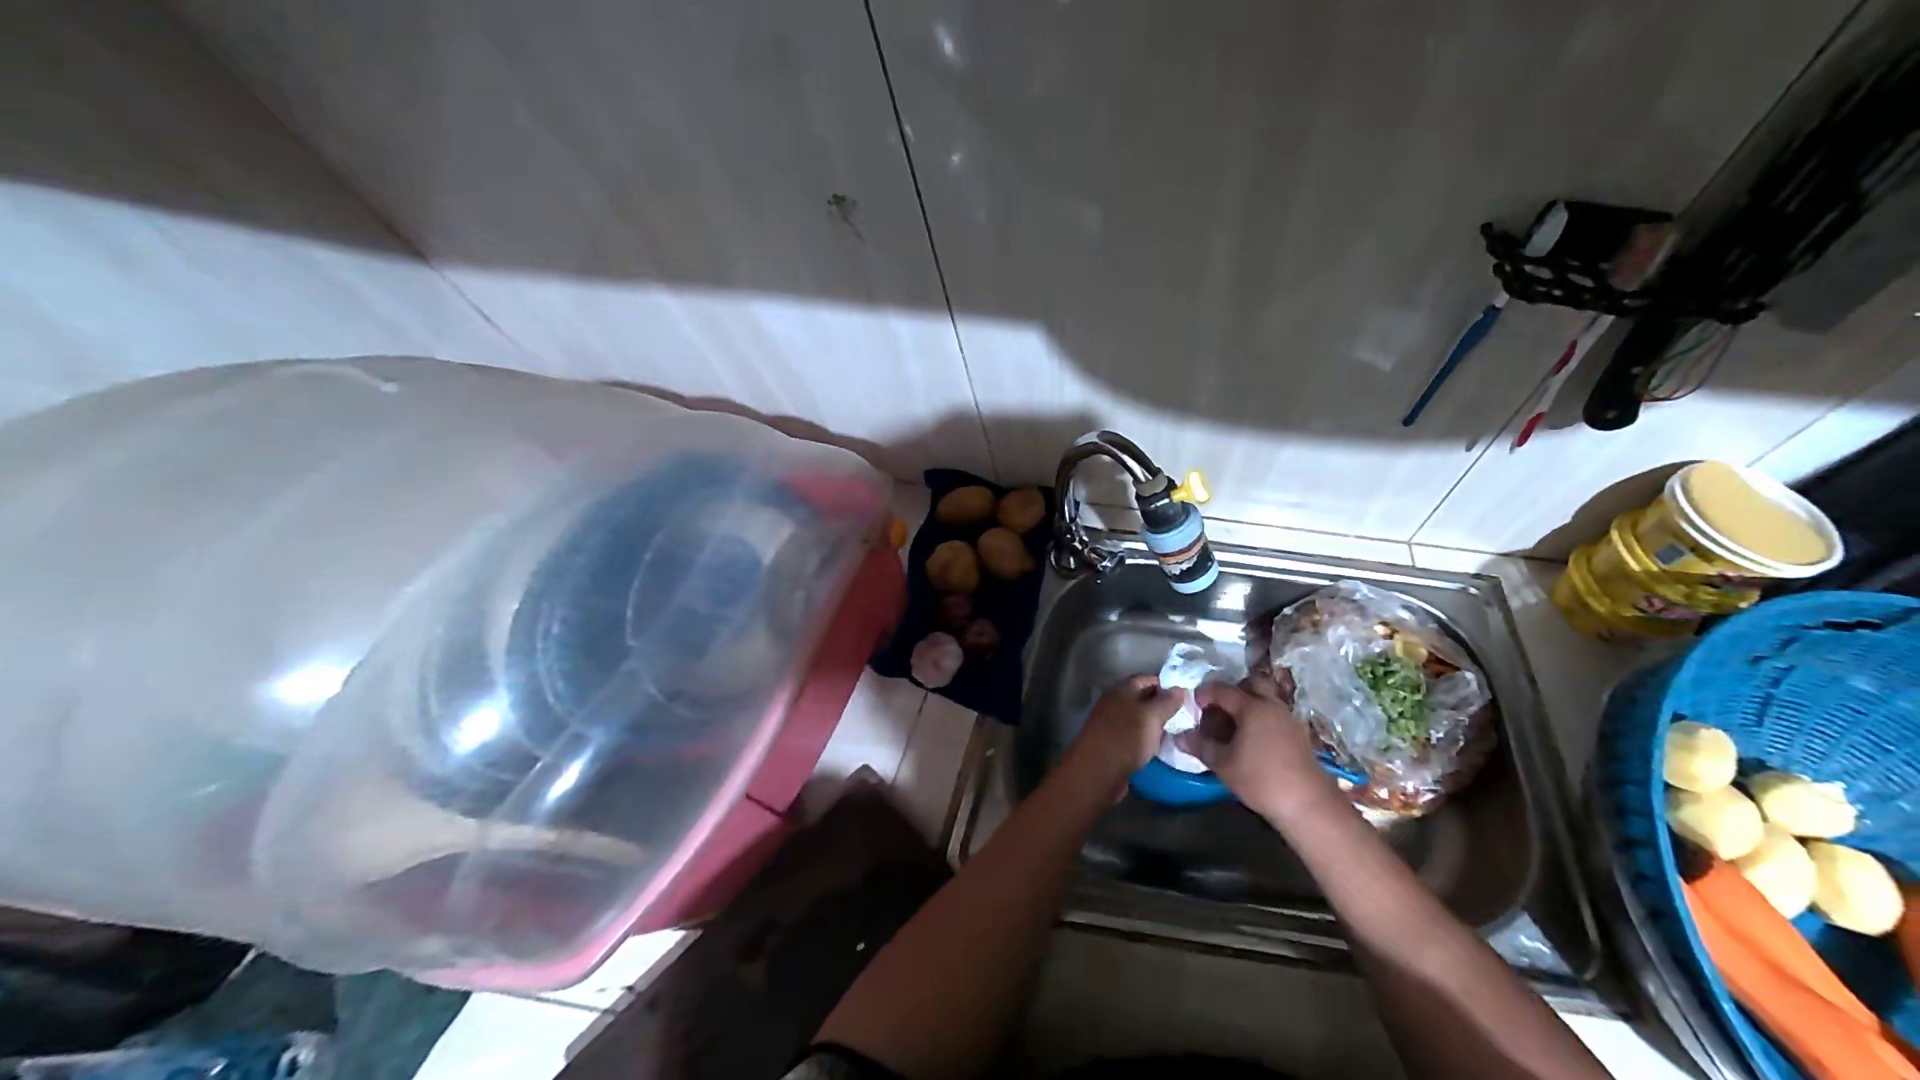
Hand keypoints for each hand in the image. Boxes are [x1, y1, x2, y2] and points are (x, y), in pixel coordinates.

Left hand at [1059, 675, 1183, 789]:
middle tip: (1185, 714)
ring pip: (1138, 717)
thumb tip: (1179, 688)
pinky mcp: (1112, 743)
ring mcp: (1111, 723)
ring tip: (1177, 730)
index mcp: (1121, 690)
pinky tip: (1159, 746)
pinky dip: (1147, 738)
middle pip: (1142, 698)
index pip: (1146, 679)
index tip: (1185, 695)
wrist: (1096, 772)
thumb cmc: (1125, 738)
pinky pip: (1134, 734)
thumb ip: (1166, 702)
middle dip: (1162, 704)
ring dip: (1155, 723)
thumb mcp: (1151, 717)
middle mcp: (1114, 703)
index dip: (1166, 684)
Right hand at [1176, 681, 1339, 823]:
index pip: (1223, 690)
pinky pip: (1275, 715)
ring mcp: (1289, 719)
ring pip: (1266, 700)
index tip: (1194, 702)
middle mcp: (1273, 706)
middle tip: (1218, 709)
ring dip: (1249, 706)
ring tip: (1233, 726)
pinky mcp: (1299, 735)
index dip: (1205, 693)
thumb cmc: (1261, 779)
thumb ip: (1201, 746)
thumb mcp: (1223, 764)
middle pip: (1252, 685)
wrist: (1308, 804)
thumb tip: (1180, 736)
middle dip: (1233, 692)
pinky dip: (1261, 719)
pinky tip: (1252, 739)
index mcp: (1252, 707)